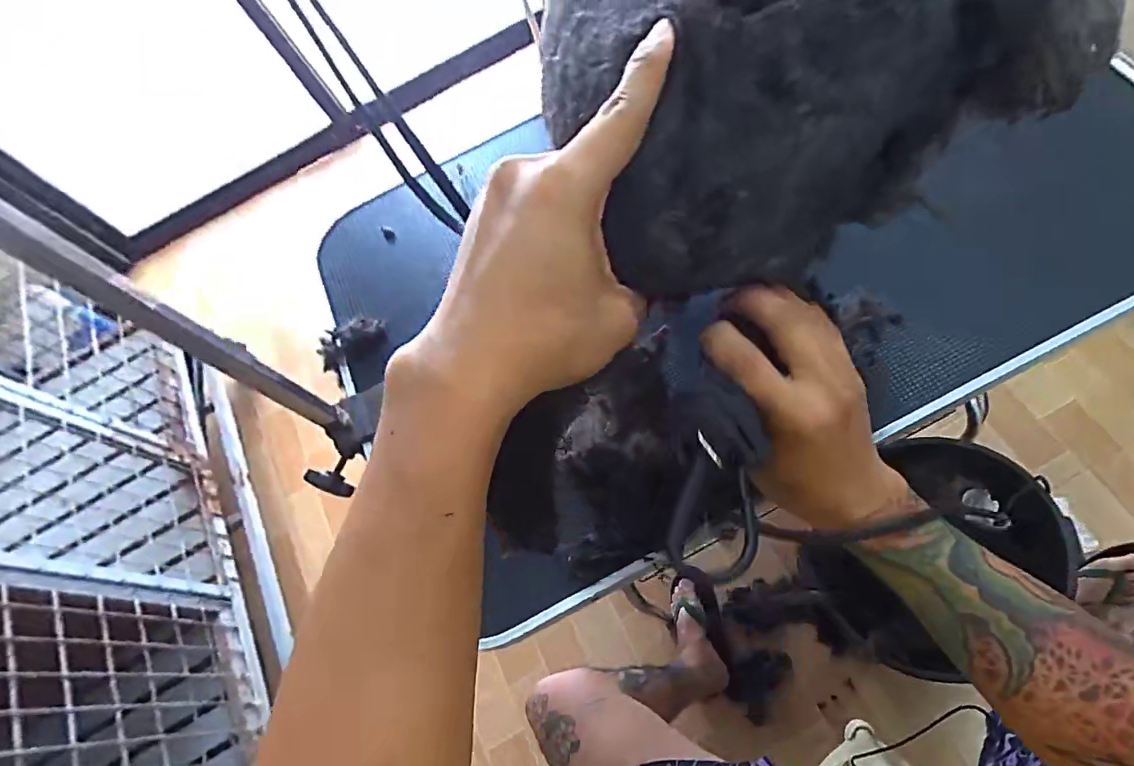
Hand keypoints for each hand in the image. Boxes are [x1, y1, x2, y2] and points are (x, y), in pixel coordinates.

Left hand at [391, 20, 674, 417]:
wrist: (470, 362)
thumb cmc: (550, 338)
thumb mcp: (622, 316)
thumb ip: (644, 283)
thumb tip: (644, 274)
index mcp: (567, 188)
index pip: (617, 122)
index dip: (646, 78)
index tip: (663, 34)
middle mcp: (527, 172)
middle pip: (590, 159)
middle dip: (620, 184)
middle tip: (647, 222)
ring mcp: (499, 188)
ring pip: (564, 183)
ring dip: (590, 209)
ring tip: (606, 255)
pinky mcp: (486, 212)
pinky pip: (539, 199)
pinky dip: (565, 218)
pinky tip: (572, 259)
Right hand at [702, 287, 915, 528]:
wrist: (858, 495)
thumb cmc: (800, 487)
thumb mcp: (755, 458)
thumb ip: (735, 412)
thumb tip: (712, 371)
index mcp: (793, 413)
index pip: (745, 357)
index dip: (716, 337)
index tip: (704, 336)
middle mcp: (821, 383)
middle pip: (783, 316)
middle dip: (748, 299)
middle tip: (724, 301)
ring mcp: (842, 372)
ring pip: (808, 312)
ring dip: (775, 298)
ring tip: (748, 300)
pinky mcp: (853, 369)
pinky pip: (824, 324)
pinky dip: (799, 310)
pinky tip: (780, 312)